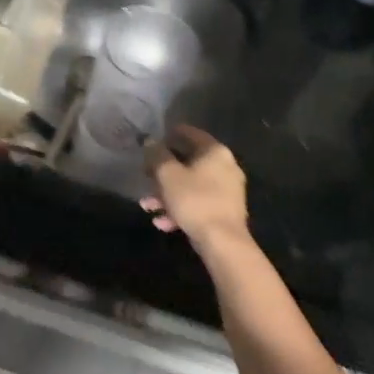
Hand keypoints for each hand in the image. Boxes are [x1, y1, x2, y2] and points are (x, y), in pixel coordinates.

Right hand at [142, 126, 249, 248]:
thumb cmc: (194, 200)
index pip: (191, 134)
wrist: (222, 240)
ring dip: (167, 195)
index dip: (171, 134)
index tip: (155, 139)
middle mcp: (225, 167)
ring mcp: (227, 190)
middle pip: (189, 163)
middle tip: (146, 176)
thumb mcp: (168, 176)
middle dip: (164, 172)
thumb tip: (150, 141)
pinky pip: (197, 203)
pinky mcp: (224, 210)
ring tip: (148, 207)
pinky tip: (163, 222)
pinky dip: (180, 209)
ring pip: (191, 186)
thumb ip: (157, 156)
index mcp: (215, 152)